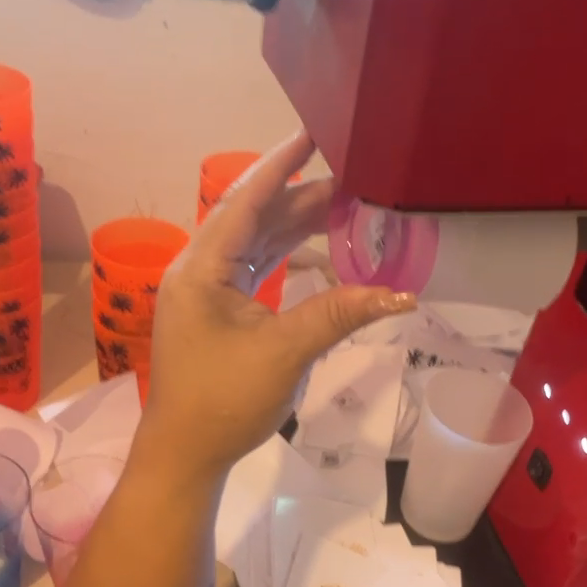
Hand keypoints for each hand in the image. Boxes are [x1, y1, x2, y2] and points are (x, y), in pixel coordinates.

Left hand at [138, 131, 416, 475]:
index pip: (244, 202)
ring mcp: (206, 289)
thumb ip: (339, 314)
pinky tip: (316, 242)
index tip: (312, 133)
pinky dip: (286, 253)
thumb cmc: (224, 401)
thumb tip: (401, 294)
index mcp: (202, 268)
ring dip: (294, 223)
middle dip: (297, 194)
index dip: (280, 166)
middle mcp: (199, 269)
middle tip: (347, 172)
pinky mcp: (218, 309)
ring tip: (341, 200)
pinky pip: (254, 266)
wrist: (185, 453)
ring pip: (254, 242)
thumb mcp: (285, 353)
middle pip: (251, 217)